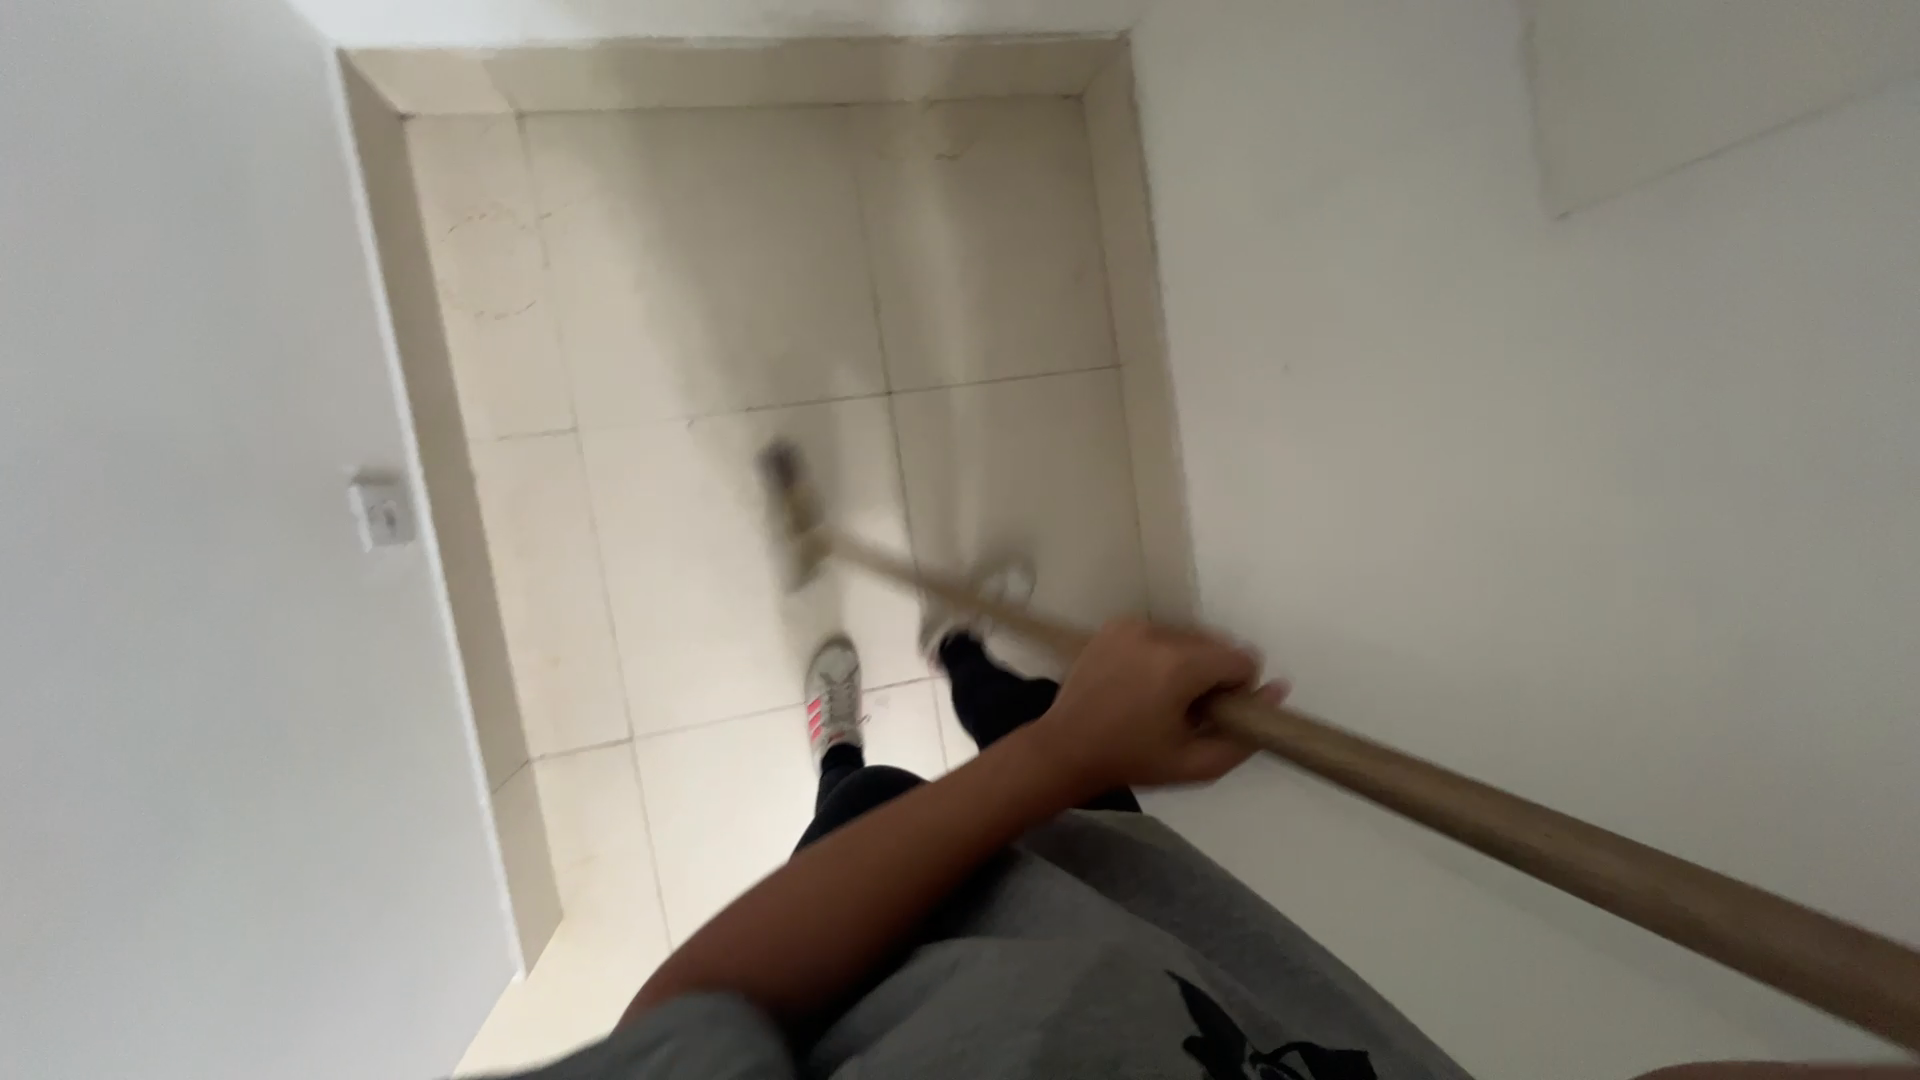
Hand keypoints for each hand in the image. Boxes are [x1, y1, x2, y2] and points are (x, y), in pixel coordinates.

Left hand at [1028, 617, 1287, 793]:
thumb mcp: (1197, 763)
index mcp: (1179, 665)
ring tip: (1160, 697)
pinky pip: (1158, 633)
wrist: (1067, 747)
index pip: (1241, 659)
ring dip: (1187, 662)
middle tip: (1185, 710)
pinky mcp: (1113, 625)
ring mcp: (1132, 626)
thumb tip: (1278, 690)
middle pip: (1214, 645)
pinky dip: (1160, 653)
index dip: (1237, 690)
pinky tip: (1140, 683)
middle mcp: (1157, 634)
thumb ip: (1245, 733)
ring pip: (1187, 637)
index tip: (1213, 714)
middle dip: (1212, 675)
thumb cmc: (1133, 760)